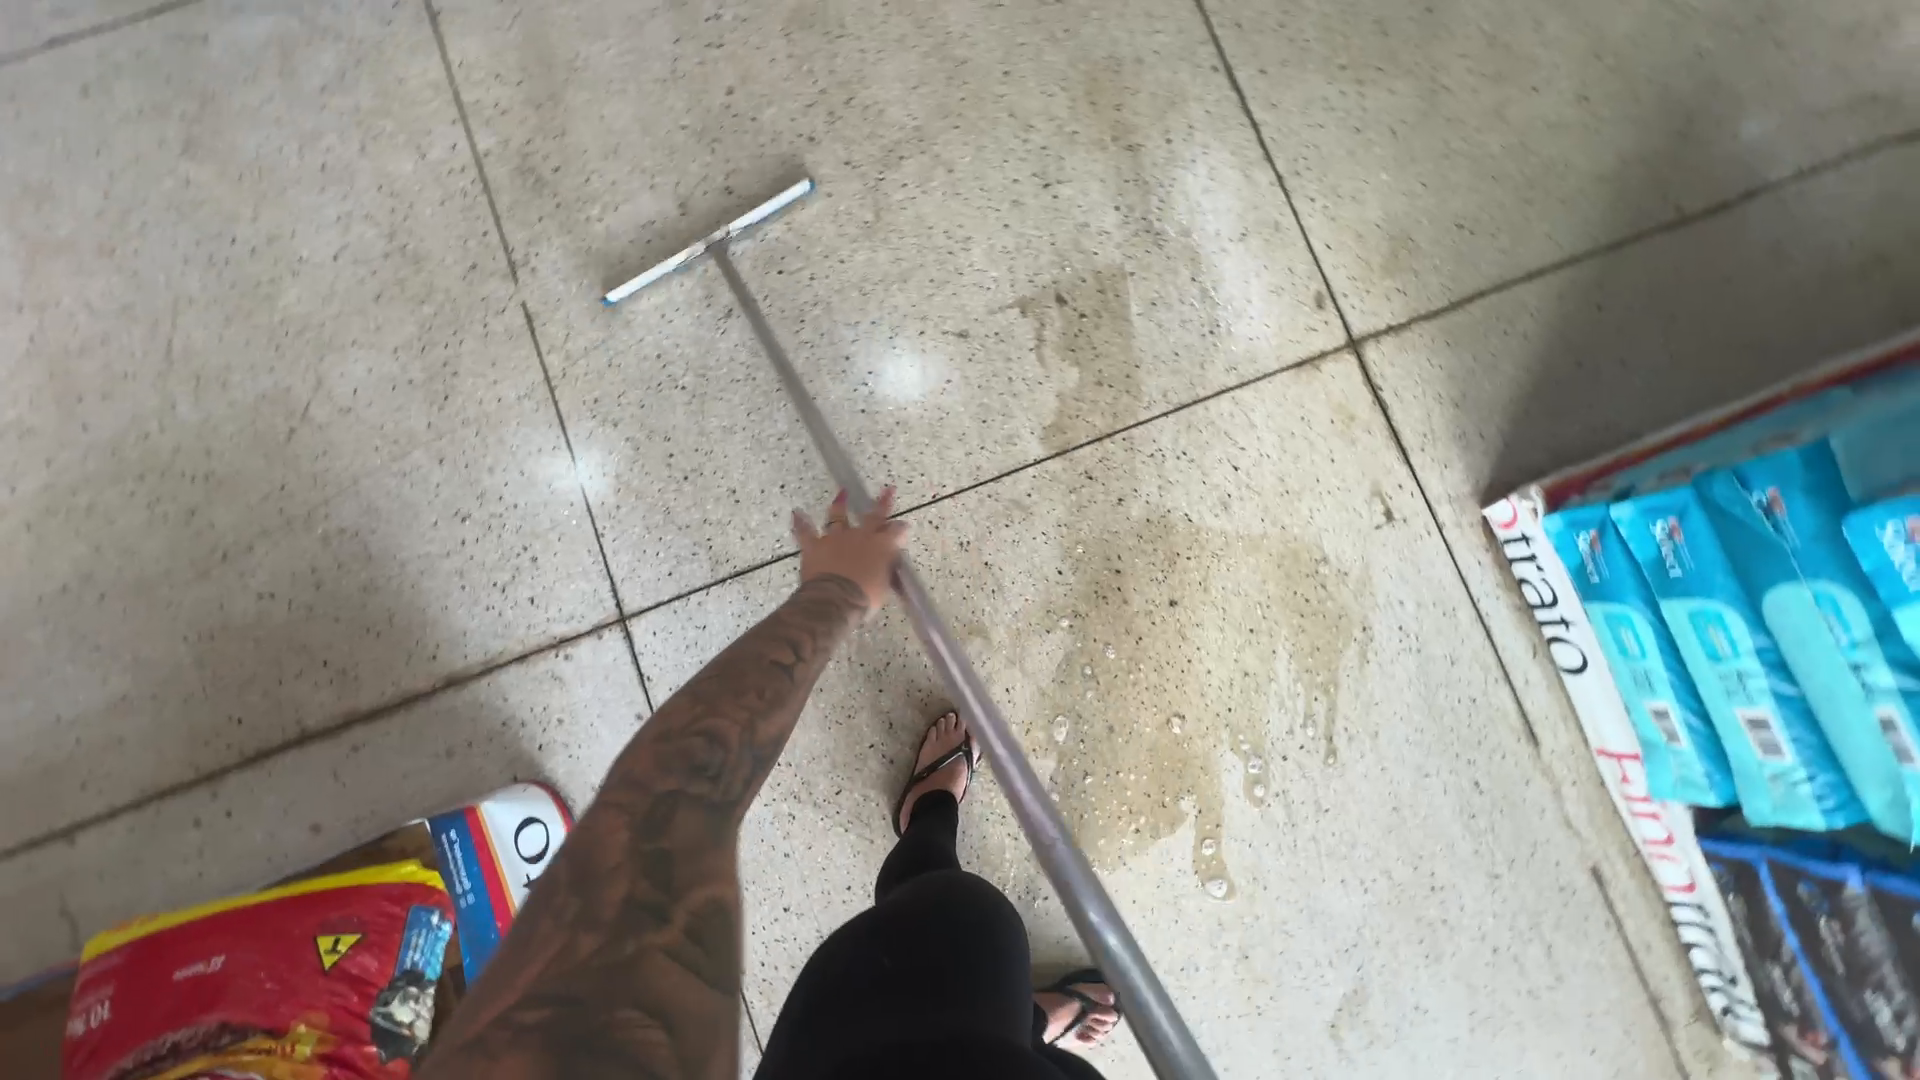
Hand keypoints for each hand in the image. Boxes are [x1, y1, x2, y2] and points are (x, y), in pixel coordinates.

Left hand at [792, 487, 907, 610]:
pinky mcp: (814, 545)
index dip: (901, 528)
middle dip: (883, 502)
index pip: (897, 532)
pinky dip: (800, 523)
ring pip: (838, 516)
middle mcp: (861, 536)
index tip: (904, 526)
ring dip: (840, 504)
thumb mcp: (884, 586)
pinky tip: (796, 513)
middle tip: (888, 489)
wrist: (835, 598)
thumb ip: (886, 570)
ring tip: (842, 493)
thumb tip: (888, 565)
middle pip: (874, 515)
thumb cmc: (865, 597)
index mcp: (882, 546)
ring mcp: (836, 538)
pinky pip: (805, 531)